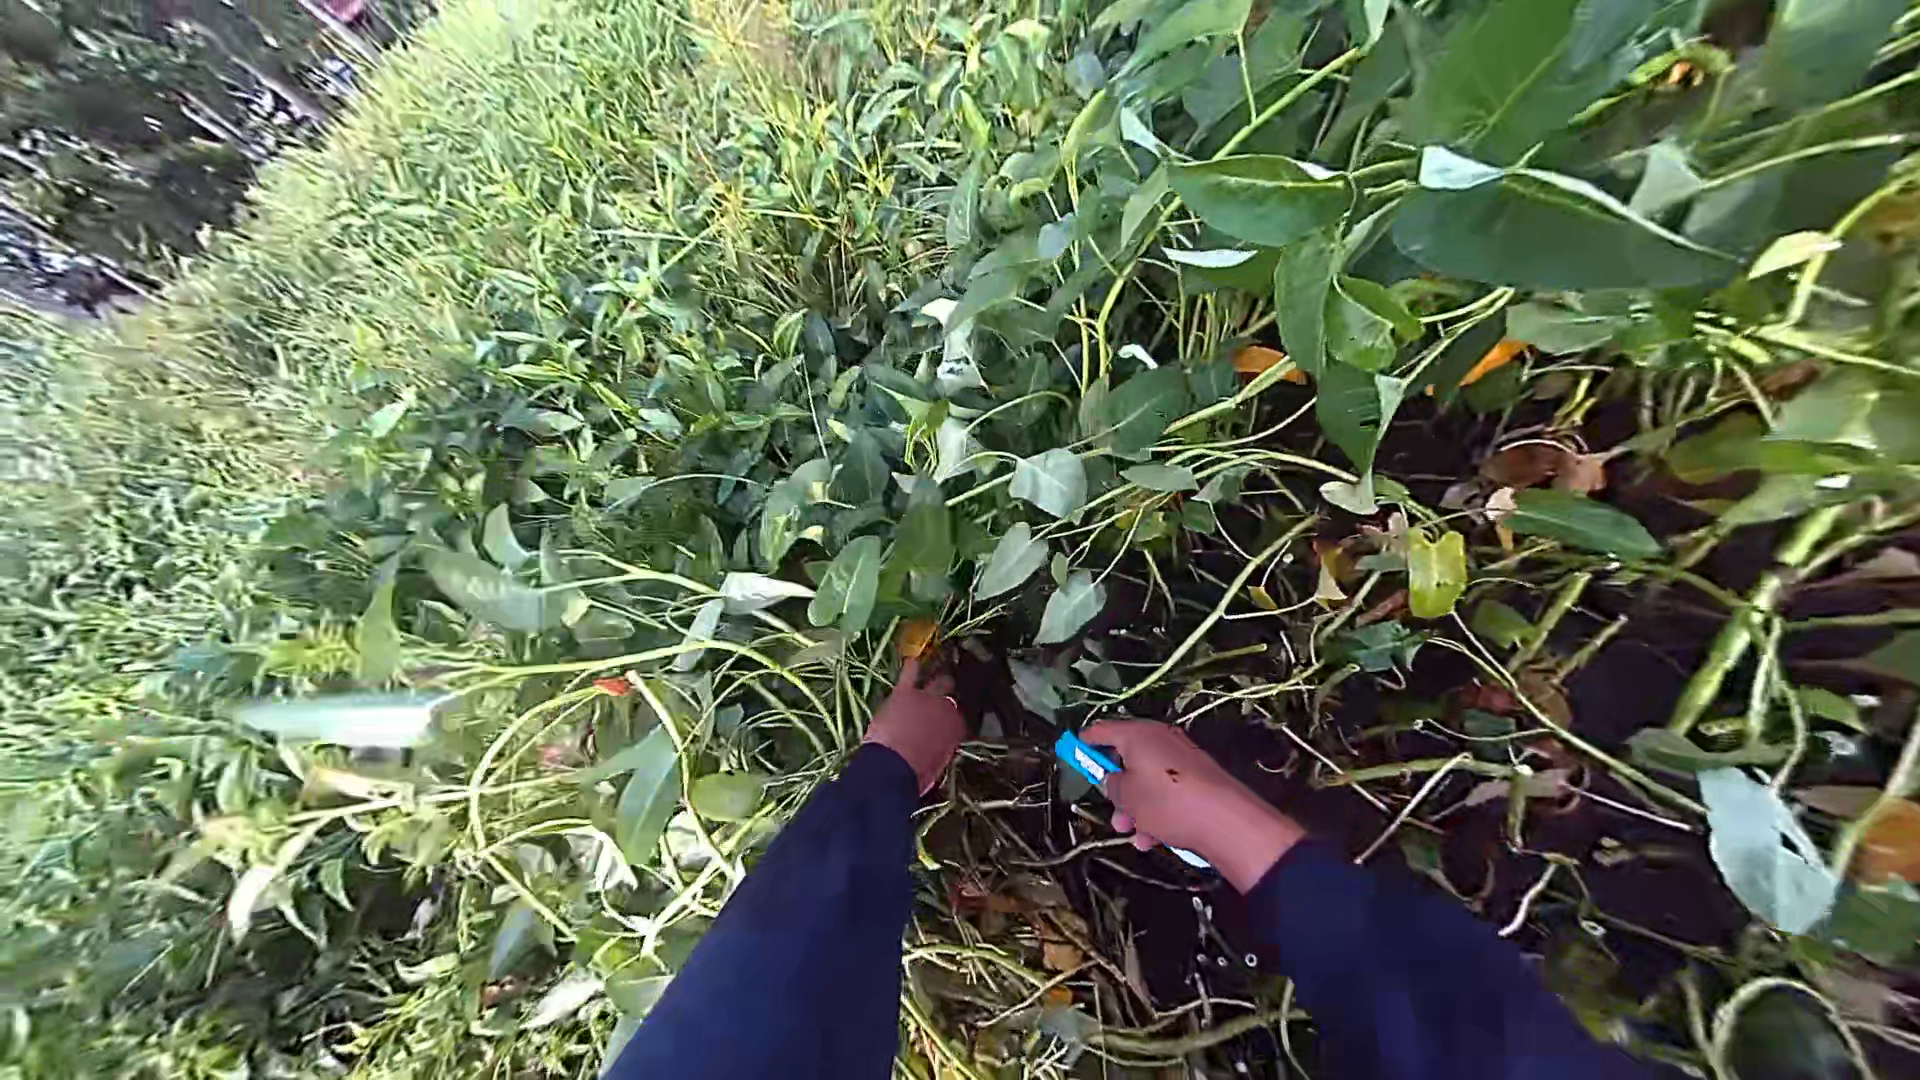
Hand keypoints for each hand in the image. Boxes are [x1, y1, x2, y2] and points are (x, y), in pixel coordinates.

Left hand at [864, 658, 965, 794]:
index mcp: (956, 730)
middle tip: (947, 693)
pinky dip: (912, 666)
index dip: (952, 718)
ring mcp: (926, 698)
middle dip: (950, 694)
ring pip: (937, 682)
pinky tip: (912, 660)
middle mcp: (947, 709)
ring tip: (940, 672)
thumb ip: (942, 748)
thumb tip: (940, 745)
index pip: (959, 718)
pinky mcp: (905, 692)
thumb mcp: (937, 763)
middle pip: (951, 696)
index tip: (947, 721)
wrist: (892, 768)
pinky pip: (910, 674)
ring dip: (938, 679)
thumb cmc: (915, 774)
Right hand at [1079, 719, 1305, 892]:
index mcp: (1137, 734)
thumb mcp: (1126, 796)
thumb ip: (1111, 785)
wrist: (1227, 821)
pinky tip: (1155, 838)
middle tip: (1110, 809)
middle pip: (1126, 757)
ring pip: (1146, 778)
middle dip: (1115, 787)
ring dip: (1135, 805)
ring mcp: (1181, 756)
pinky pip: (1166, 789)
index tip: (1073, 751)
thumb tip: (1112, 779)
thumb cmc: (1166, 802)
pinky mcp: (1197, 777)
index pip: (1102, 730)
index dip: (1085, 742)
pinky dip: (1157, 809)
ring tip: (1133, 834)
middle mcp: (1159, 738)